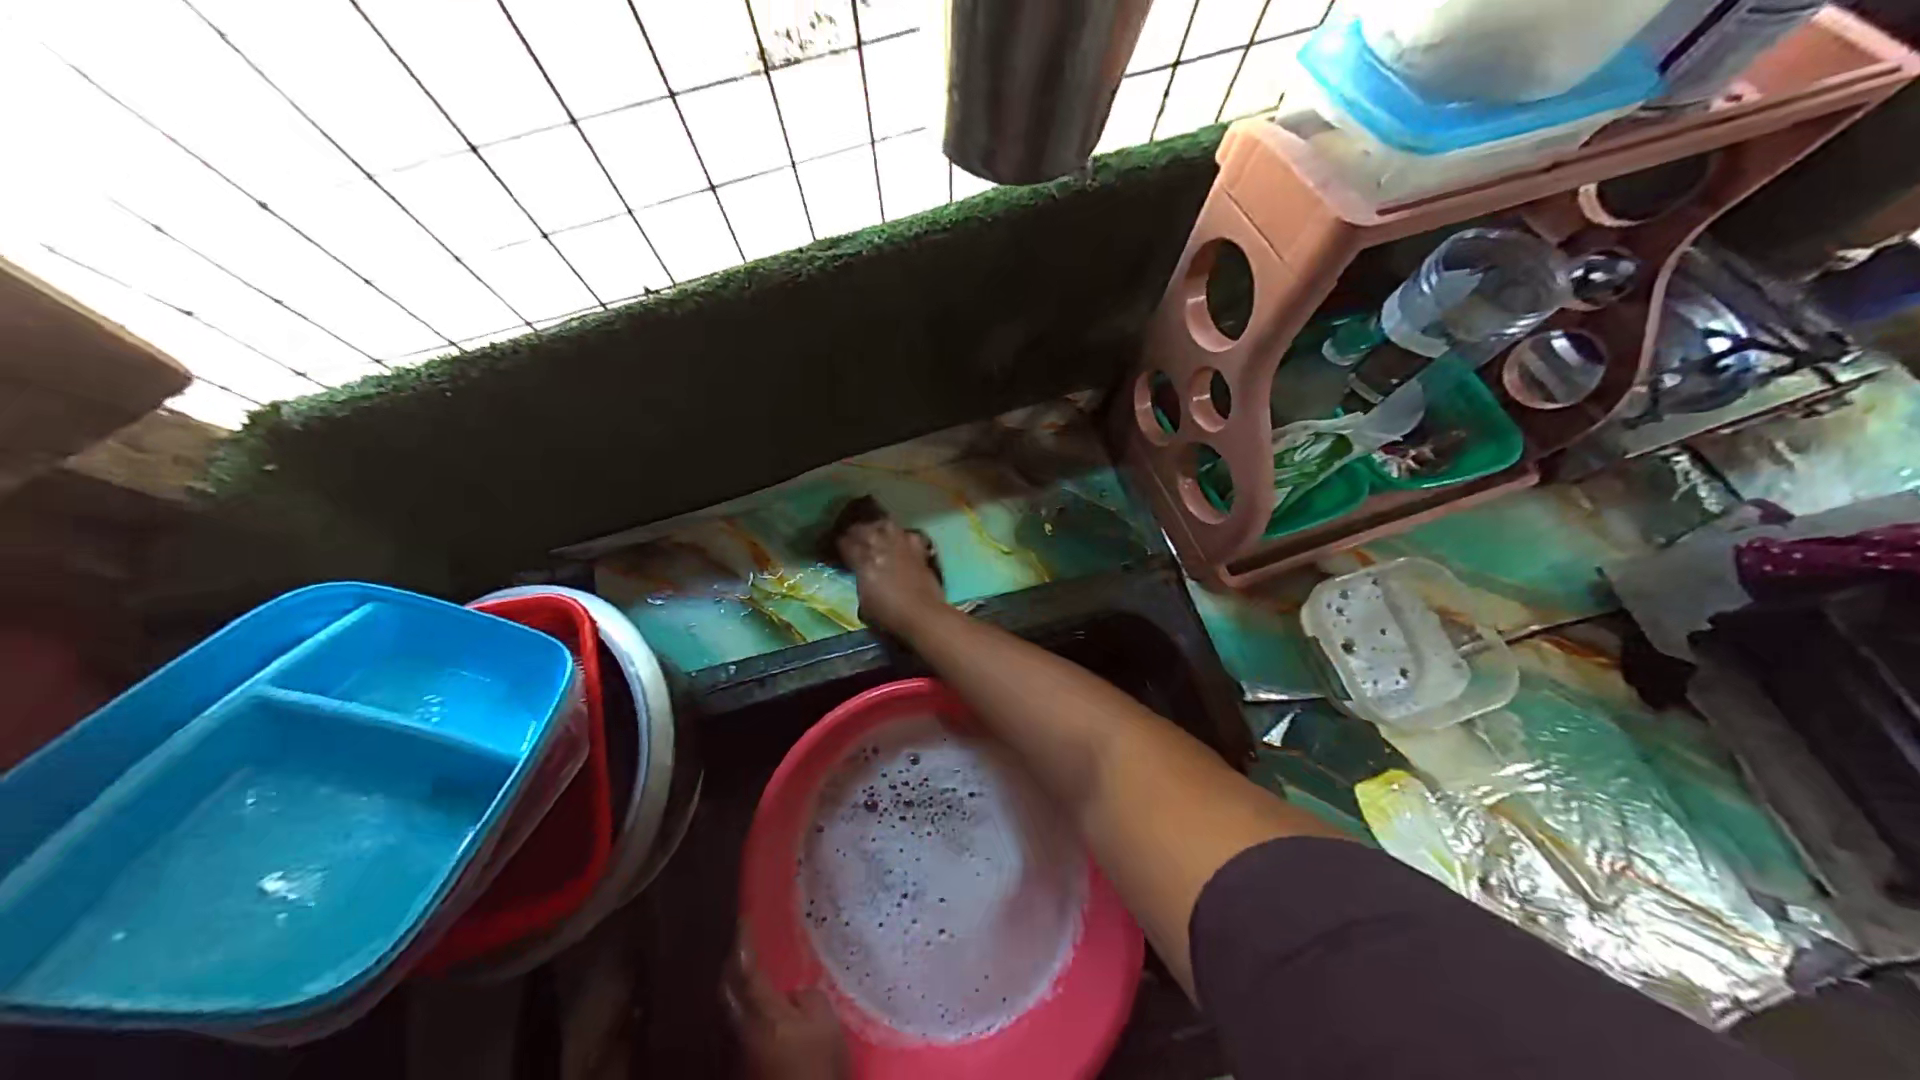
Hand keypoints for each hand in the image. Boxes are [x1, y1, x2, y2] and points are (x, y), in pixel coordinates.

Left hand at [724, 937, 849, 1079]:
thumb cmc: (816, 1066)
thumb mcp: (826, 1025)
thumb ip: (808, 998)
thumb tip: (794, 992)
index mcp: (763, 1013)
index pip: (746, 970)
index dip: (744, 942)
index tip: (744, 918)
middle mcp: (743, 1028)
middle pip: (729, 989)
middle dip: (733, 964)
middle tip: (744, 942)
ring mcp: (741, 1047)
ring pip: (732, 1006)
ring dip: (737, 984)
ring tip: (750, 966)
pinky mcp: (746, 1062)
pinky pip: (740, 1021)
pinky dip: (746, 1004)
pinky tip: (762, 1003)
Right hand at [836, 518, 946, 635]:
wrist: (922, 614)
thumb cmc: (889, 614)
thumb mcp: (863, 601)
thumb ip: (860, 579)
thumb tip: (860, 572)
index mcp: (864, 560)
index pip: (845, 543)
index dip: (840, 545)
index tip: (839, 549)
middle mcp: (881, 546)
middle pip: (863, 528)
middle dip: (855, 532)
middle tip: (852, 538)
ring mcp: (901, 544)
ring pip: (884, 524)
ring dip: (876, 527)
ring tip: (874, 532)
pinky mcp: (918, 548)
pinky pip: (905, 534)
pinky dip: (899, 535)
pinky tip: (898, 541)